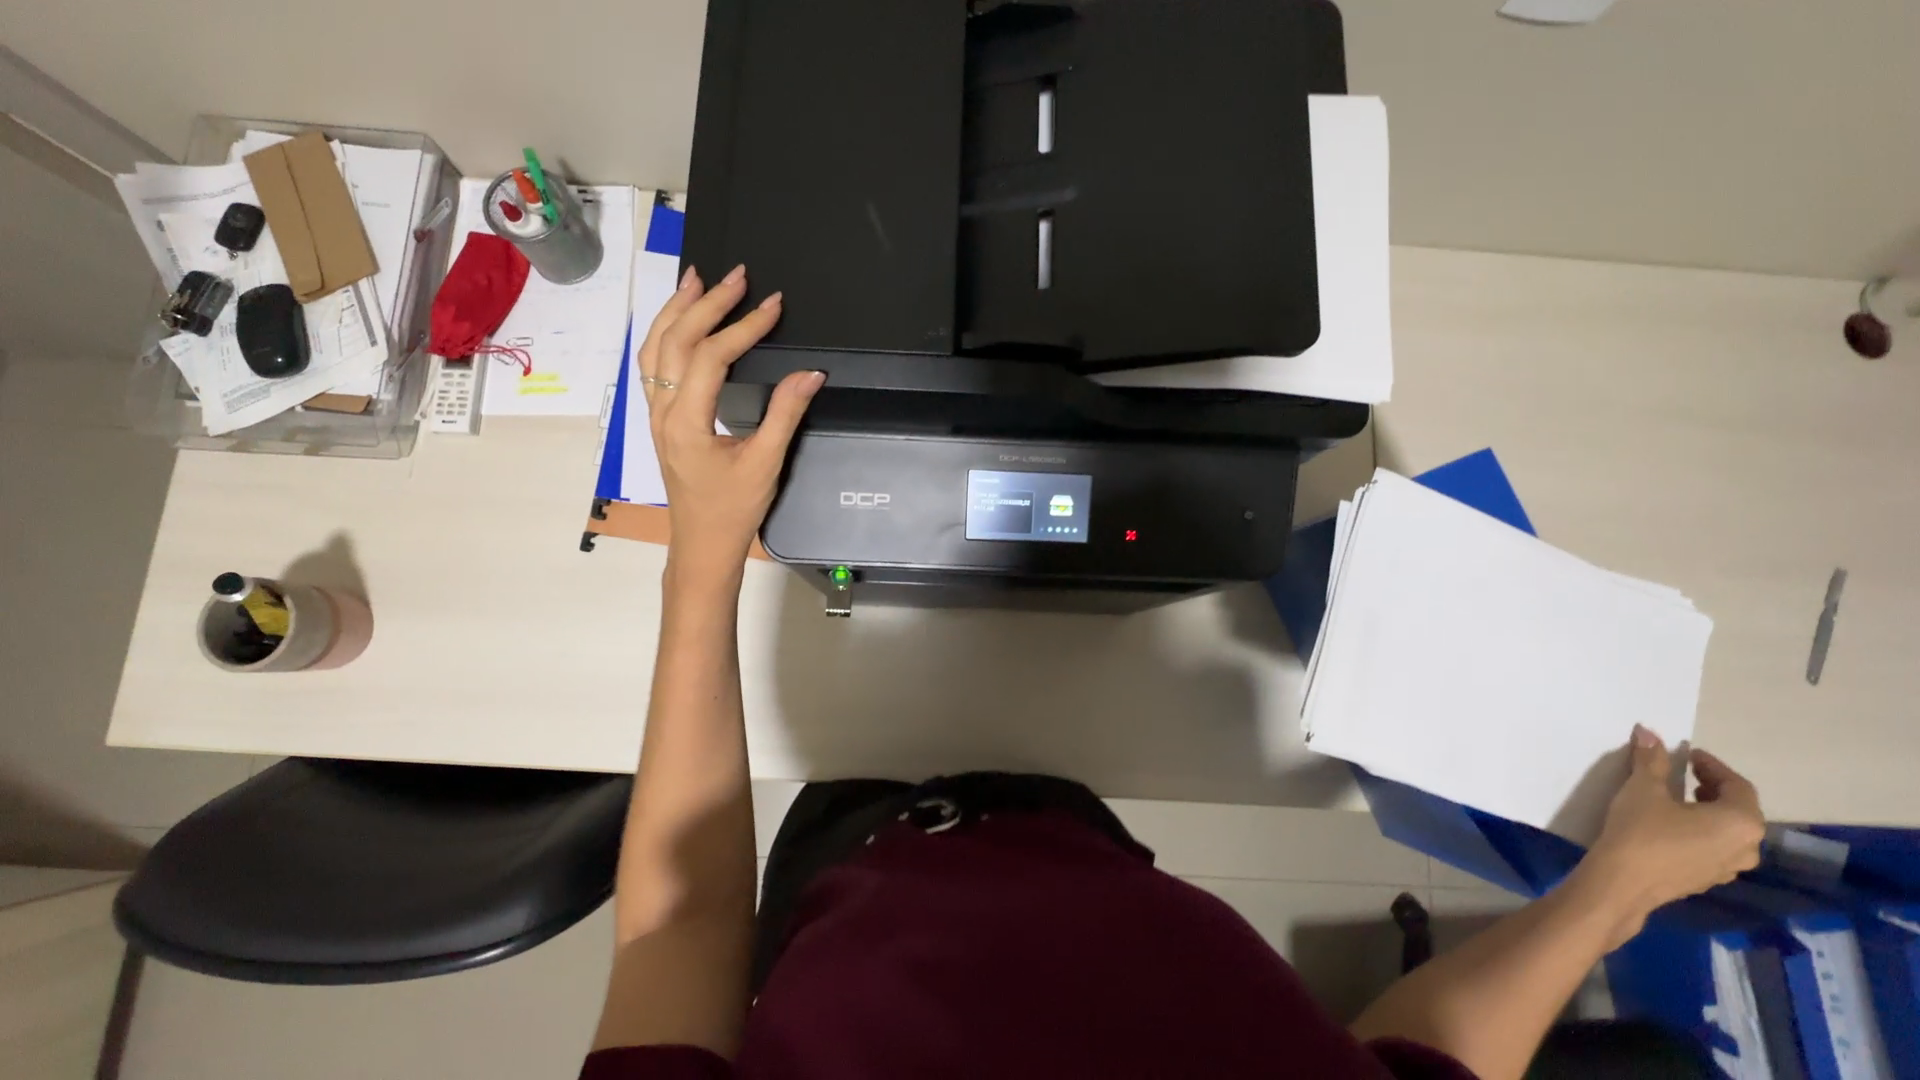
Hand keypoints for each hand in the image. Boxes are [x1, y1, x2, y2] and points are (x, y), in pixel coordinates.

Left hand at [639, 264, 824, 576]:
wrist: (702, 544)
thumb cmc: (733, 510)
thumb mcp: (766, 463)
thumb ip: (786, 414)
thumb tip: (811, 374)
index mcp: (687, 422)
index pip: (712, 358)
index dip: (744, 328)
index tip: (773, 306)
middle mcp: (663, 411)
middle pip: (676, 341)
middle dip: (707, 304)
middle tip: (738, 277)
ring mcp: (656, 414)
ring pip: (655, 348)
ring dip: (677, 311)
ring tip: (699, 280)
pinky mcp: (660, 419)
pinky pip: (654, 364)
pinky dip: (667, 334)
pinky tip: (681, 320)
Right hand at [1578, 725, 1765, 945]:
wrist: (1623, 882)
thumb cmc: (1641, 831)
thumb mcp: (1643, 789)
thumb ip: (1651, 760)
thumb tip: (1648, 731)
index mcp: (1741, 822)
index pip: (1737, 785)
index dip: (1712, 766)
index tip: (1687, 754)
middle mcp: (1747, 847)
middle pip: (1738, 810)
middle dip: (1713, 789)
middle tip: (1685, 774)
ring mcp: (1730, 868)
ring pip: (1727, 832)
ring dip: (1708, 812)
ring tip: (1679, 800)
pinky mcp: (1708, 880)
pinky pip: (1714, 848)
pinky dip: (1700, 832)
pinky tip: (1672, 827)